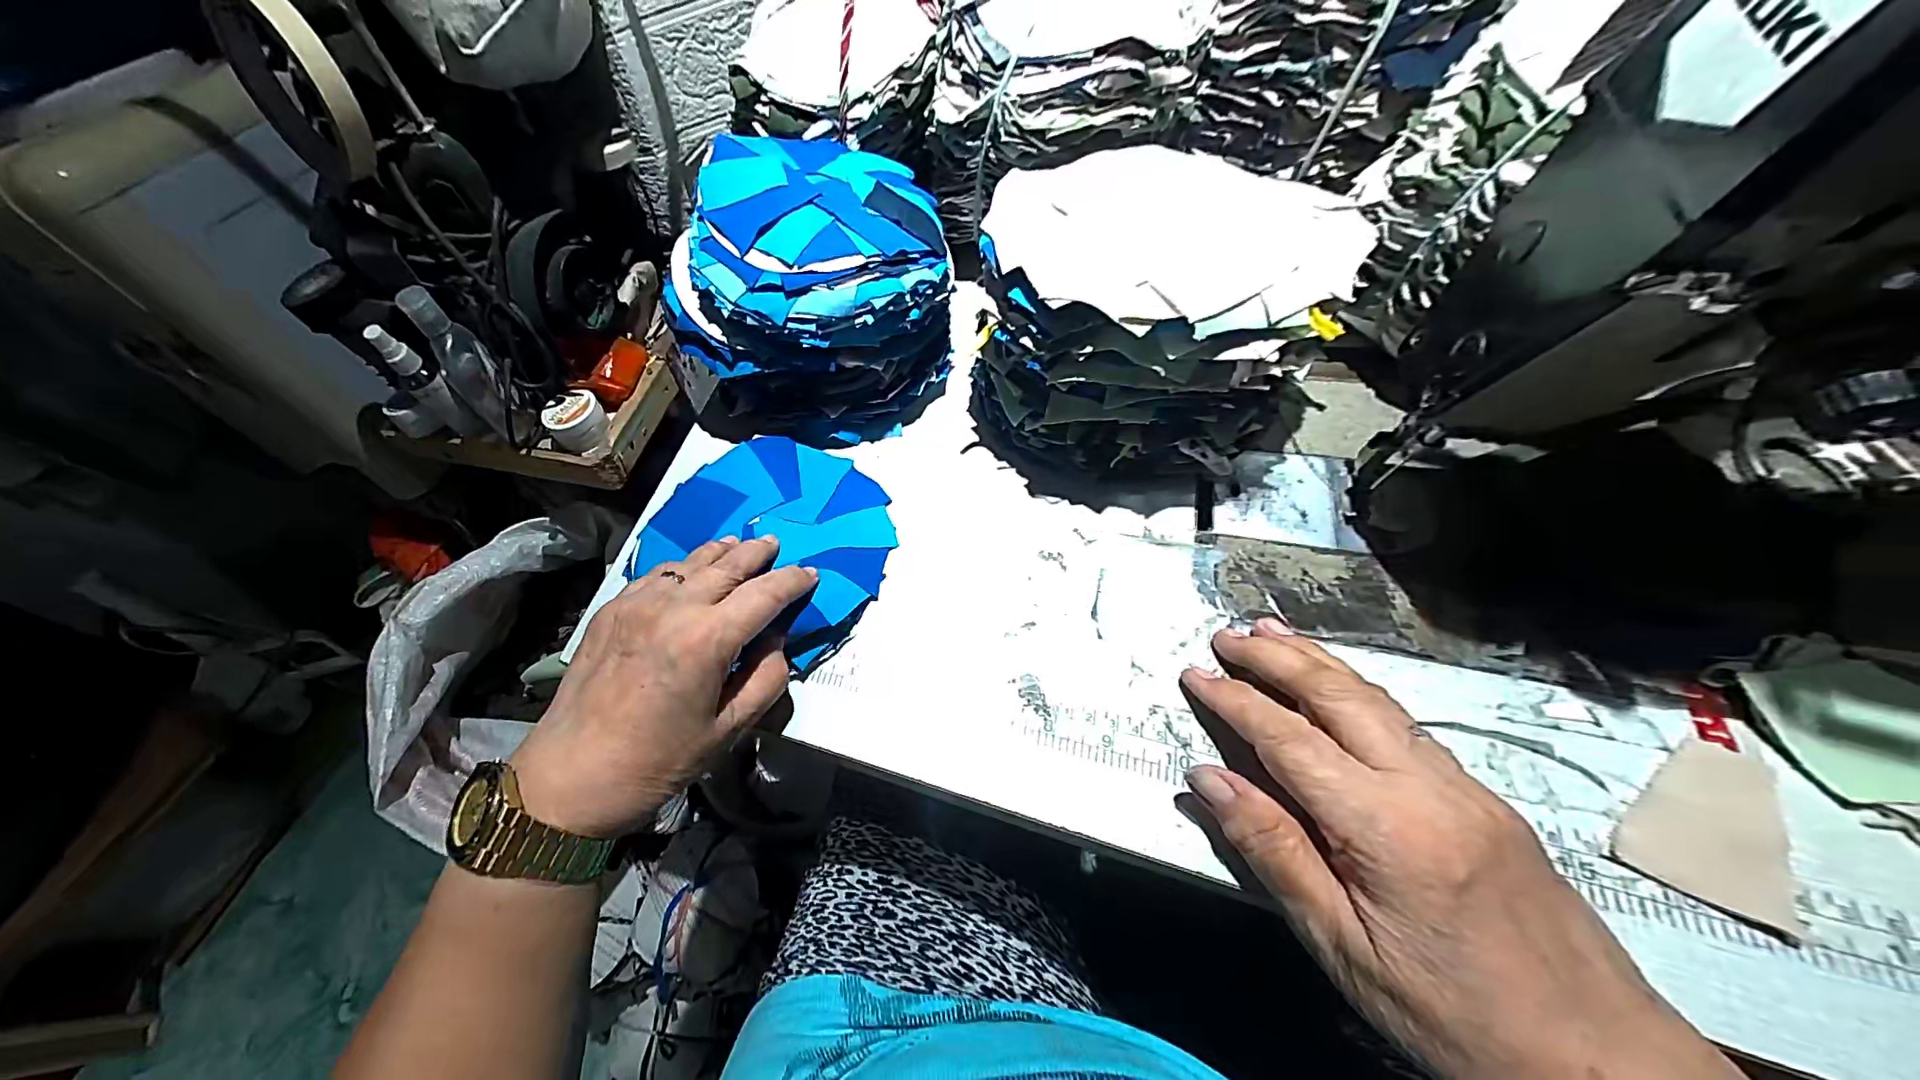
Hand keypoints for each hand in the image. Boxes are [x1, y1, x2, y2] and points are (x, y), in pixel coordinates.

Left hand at [508, 535, 815, 838]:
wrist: (572, 775)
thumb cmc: (659, 759)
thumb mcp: (730, 728)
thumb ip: (766, 678)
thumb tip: (775, 639)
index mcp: (707, 639)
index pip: (765, 594)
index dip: (793, 581)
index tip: (811, 574)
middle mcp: (673, 608)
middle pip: (727, 565)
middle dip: (757, 553)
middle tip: (775, 544)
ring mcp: (637, 604)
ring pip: (689, 562)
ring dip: (720, 553)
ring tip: (738, 545)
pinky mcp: (612, 610)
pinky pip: (657, 575)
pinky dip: (683, 568)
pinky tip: (690, 572)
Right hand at [1178, 619, 1739, 1079]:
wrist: (1605, 1062)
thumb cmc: (1456, 1016)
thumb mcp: (1342, 945)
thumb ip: (1273, 851)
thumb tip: (1209, 781)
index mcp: (1387, 827)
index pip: (1290, 739)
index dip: (1235, 701)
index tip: (1195, 676)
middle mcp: (1429, 787)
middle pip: (1338, 696)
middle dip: (1275, 658)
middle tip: (1227, 637)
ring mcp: (1465, 787)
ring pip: (1377, 699)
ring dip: (1317, 661)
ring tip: (1272, 634)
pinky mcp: (1485, 798)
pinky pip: (1405, 724)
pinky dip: (1355, 691)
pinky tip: (1336, 687)